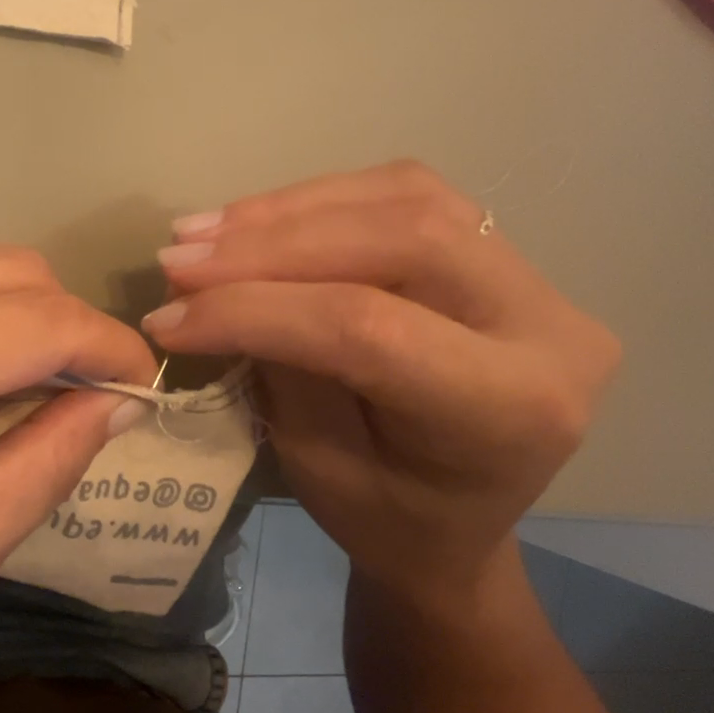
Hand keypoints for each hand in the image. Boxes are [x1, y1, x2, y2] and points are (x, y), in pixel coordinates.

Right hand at [144, 161, 620, 601]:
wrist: (452, 519)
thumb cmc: (382, 514)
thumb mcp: (317, 463)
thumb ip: (279, 368)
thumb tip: (205, 294)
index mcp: (511, 408)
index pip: (367, 328)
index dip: (252, 311)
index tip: (165, 320)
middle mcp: (548, 327)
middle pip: (400, 240)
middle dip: (266, 247)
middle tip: (176, 264)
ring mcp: (534, 279)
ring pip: (403, 199)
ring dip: (283, 213)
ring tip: (196, 234)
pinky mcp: (499, 252)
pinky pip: (404, 193)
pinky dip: (313, 201)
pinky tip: (249, 221)